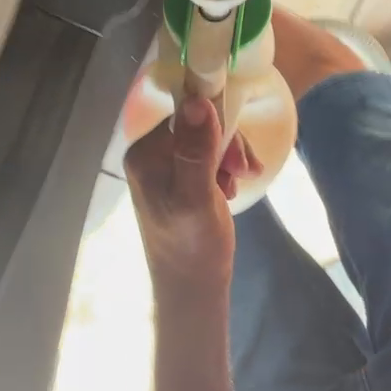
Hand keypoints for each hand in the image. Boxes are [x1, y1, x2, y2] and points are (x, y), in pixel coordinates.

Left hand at [125, 95, 259, 297]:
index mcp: (145, 155)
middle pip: (197, 125)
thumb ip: (195, 150)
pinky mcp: (181, 182)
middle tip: (245, 170)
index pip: (184, 114)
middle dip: (227, 144)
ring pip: (208, 141)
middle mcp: (150, 158)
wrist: (193, 289)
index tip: (237, 149)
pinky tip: (233, 188)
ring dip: (231, 157)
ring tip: (243, 180)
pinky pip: (208, 159)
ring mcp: (165, 170)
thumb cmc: (193, 246)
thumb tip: (197, 100)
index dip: (214, 122)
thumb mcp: (197, 195)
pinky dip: (226, 169)